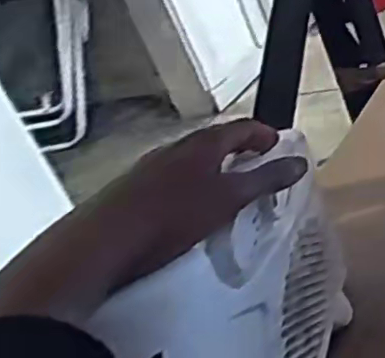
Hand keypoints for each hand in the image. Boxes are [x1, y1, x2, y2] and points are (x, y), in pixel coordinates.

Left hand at [0, 120, 308, 329]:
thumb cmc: (167, 219)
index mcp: (202, 143)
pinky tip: (175, 214)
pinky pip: (158, 184)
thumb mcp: (229, 200)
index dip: (264, 134)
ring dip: (203, 172)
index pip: (243, 126)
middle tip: (250, 169)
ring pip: (183, 163)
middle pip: (211, 143)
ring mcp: (139, 172)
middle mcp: (171, 150)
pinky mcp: (114, 197)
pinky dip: (176, 191)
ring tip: (215, 194)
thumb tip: (300, 163)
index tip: (276, 146)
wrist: (85, 258)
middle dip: (233, 152)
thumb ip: (267, 179)